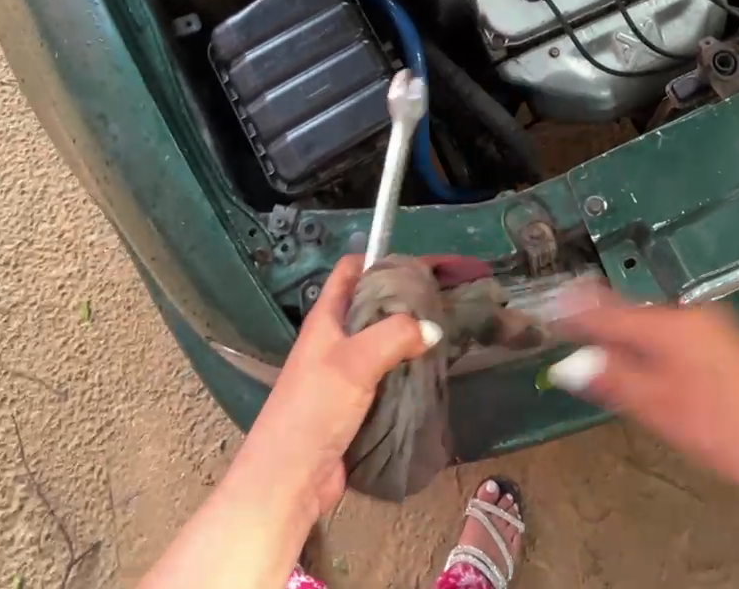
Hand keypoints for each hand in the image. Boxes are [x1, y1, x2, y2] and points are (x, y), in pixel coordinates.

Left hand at [227, 256, 440, 521]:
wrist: (290, 479)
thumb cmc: (314, 409)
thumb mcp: (355, 360)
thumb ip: (396, 334)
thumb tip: (433, 328)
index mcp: (326, 318)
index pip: (351, 270)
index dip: (381, 259)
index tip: (420, 265)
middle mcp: (335, 339)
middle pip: (373, 304)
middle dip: (405, 298)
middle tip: (445, 298)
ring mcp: (345, 372)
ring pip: (384, 340)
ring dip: (410, 336)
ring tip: (448, 330)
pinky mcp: (357, 402)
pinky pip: (388, 373)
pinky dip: (409, 368)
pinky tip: (433, 369)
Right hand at [550, 285, 738, 517]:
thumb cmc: (721, 428)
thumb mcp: (656, 407)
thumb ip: (610, 378)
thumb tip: (566, 364)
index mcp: (668, 323)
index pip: (607, 308)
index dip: (573, 309)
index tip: (547, 308)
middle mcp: (689, 313)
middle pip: (629, 310)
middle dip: (597, 318)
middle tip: (564, 326)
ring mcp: (710, 323)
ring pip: (651, 321)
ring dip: (623, 330)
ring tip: (596, 344)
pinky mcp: (723, 340)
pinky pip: (672, 329)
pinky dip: (649, 339)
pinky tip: (644, 359)